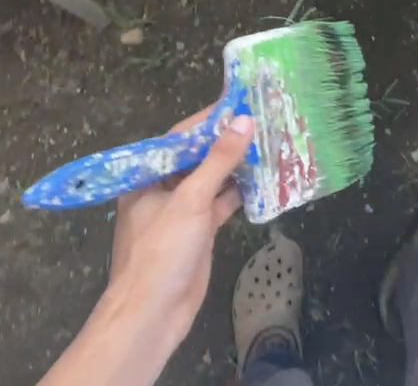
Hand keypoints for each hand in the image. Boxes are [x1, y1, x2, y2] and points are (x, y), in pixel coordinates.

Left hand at [105, 108, 255, 345]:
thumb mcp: (191, 199)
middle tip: (261, 120)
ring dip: (237, 166)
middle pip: (198, 157)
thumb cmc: (162, 250)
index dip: (209, 121)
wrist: (152, 315)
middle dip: (227, 142)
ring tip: (268, 143)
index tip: (239, 103)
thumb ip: (219, 159)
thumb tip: (245, 120)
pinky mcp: (199, 231)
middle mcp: (163, 190)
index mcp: (148, 177)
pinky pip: (222, 202)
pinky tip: (264, 180)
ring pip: (212, 179)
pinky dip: (240, 192)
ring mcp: (182, 212)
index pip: (180, 139)